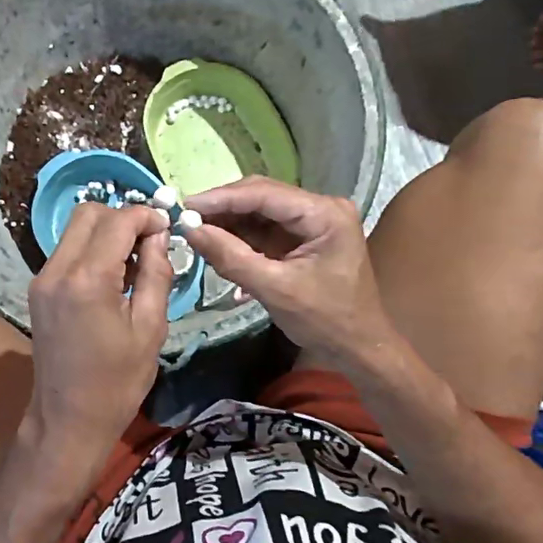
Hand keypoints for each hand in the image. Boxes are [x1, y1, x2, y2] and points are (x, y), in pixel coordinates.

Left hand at [19, 202, 170, 482]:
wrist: (68, 418)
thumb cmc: (117, 382)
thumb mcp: (150, 328)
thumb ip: (156, 273)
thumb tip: (159, 237)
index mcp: (88, 280)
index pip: (118, 221)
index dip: (147, 216)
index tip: (167, 229)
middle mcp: (57, 270)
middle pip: (89, 213)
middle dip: (123, 218)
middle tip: (149, 244)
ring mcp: (42, 279)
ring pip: (75, 230)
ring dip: (106, 233)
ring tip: (133, 264)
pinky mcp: (38, 290)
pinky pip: (66, 252)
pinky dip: (90, 251)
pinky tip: (112, 278)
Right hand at [182, 177, 396, 367]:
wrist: (358, 348)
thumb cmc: (325, 320)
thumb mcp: (275, 289)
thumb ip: (232, 258)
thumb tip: (190, 230)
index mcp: (324, 213)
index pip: (264, 194)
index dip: (221, 198)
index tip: (184, 205)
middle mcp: (320, 208)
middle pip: (261, 197)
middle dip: (222, 208)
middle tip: (184, 219)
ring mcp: (312, 223)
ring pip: (259, 213)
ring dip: (228, 223)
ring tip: (194, 233)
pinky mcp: (302, 239)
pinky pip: (264, 230)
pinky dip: (239, 238)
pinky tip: (216, 245)